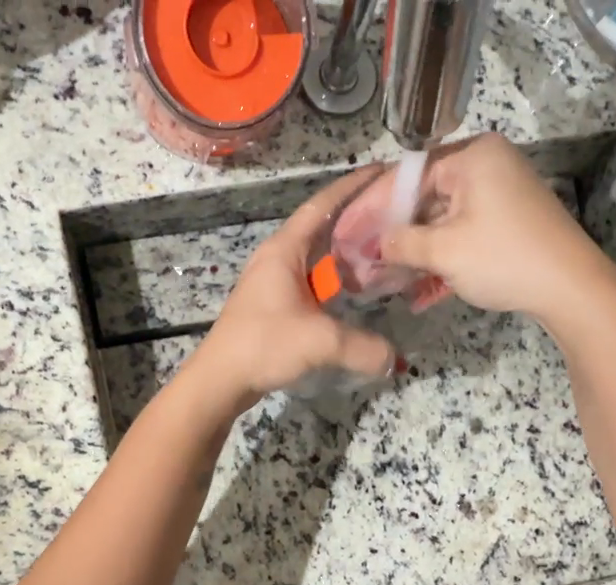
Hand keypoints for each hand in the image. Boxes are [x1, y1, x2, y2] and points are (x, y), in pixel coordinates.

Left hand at [182, 169, 398, 413]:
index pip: (323, 204)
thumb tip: (393, 359)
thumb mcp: (320, 342)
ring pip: (317, 257)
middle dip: (357, 219)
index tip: (385, 173)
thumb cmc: (263, 345)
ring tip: (382, 251)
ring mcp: (273, 282)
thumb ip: (363, 347)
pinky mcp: (274, 306)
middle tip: (395, 217)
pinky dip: (334, 280)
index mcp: (285, 249)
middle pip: (322, 227)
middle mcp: (278, 257)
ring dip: (346, 252)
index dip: (354, 186)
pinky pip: (311, 282)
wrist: (220, 380)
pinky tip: (355, 292)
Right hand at [377, 133, 607, 319]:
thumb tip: (373, 244)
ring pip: (441, 220)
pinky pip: (462, 234)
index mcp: (472, 157)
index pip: (407, 175)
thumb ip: (402, 243)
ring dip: (415, 253)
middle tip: (361, 258)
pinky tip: (420, 291)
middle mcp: (485, 166)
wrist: (570, 287)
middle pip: (424, 197)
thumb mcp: (445, 252)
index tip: (345, 231)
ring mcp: (497, 195)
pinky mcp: (505, 222)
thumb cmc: (504, 258)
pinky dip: (441, 259)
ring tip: (384, 280)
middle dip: (393, 234)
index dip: (372, 207)